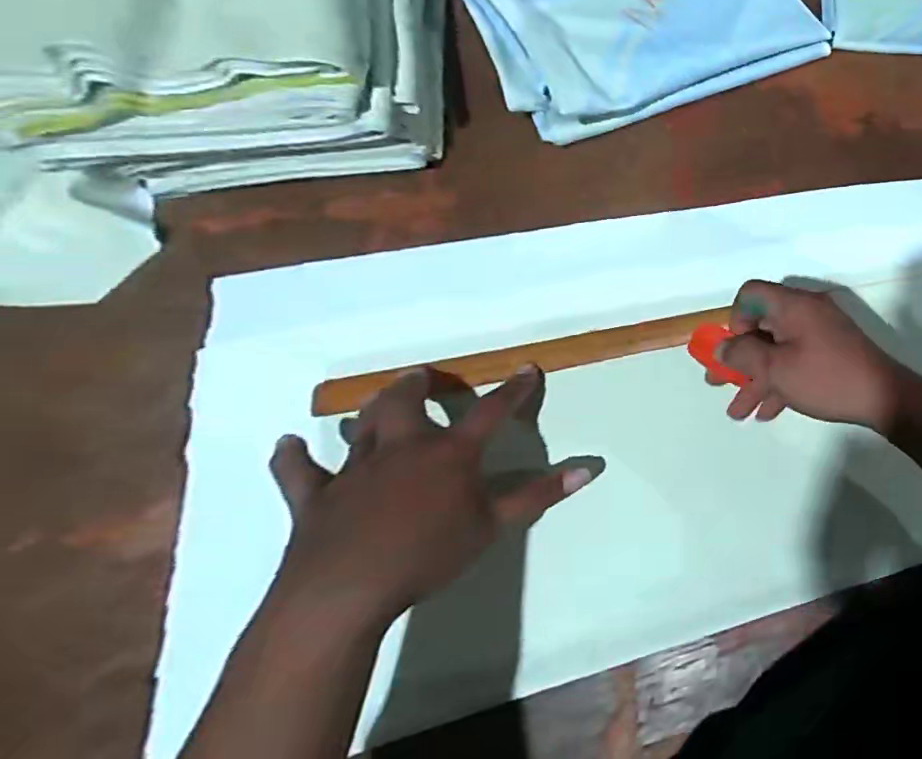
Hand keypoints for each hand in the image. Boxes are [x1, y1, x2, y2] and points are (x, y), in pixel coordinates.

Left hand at [267, 367, 595, 623]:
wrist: (342, 595)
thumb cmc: (427, 556)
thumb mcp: (493, 526)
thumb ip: (538, 495)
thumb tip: (588, 469)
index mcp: (450, 454)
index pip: (491, 411)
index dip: (513, 389)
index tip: (526, 369)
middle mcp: (403, 450)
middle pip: (407, 403)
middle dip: (419, 385)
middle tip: (425, 377)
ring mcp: (355, 471)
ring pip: (361, 427)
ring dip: (371, 409)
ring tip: (381, 398)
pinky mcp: (315, 498)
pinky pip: (299, 472)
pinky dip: (293, 456)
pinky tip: (289, 444)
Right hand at [712, 280, 912, 430]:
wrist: (883, 396)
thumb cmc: (825, 378)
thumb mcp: (776, 369)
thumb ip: (743, 355)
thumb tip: (720, 348)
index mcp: (794, 305)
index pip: (752, 294)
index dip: (735, 320)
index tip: (734, 350)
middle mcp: (808, 311)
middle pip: (763, 326)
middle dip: (739, 359)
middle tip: (719, 385)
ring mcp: (822, 332)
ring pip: (779, 349)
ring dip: (757, 378)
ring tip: (739, 412)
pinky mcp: (833, 352)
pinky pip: (798, 359)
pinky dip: (782, 380)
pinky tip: (768, 411)